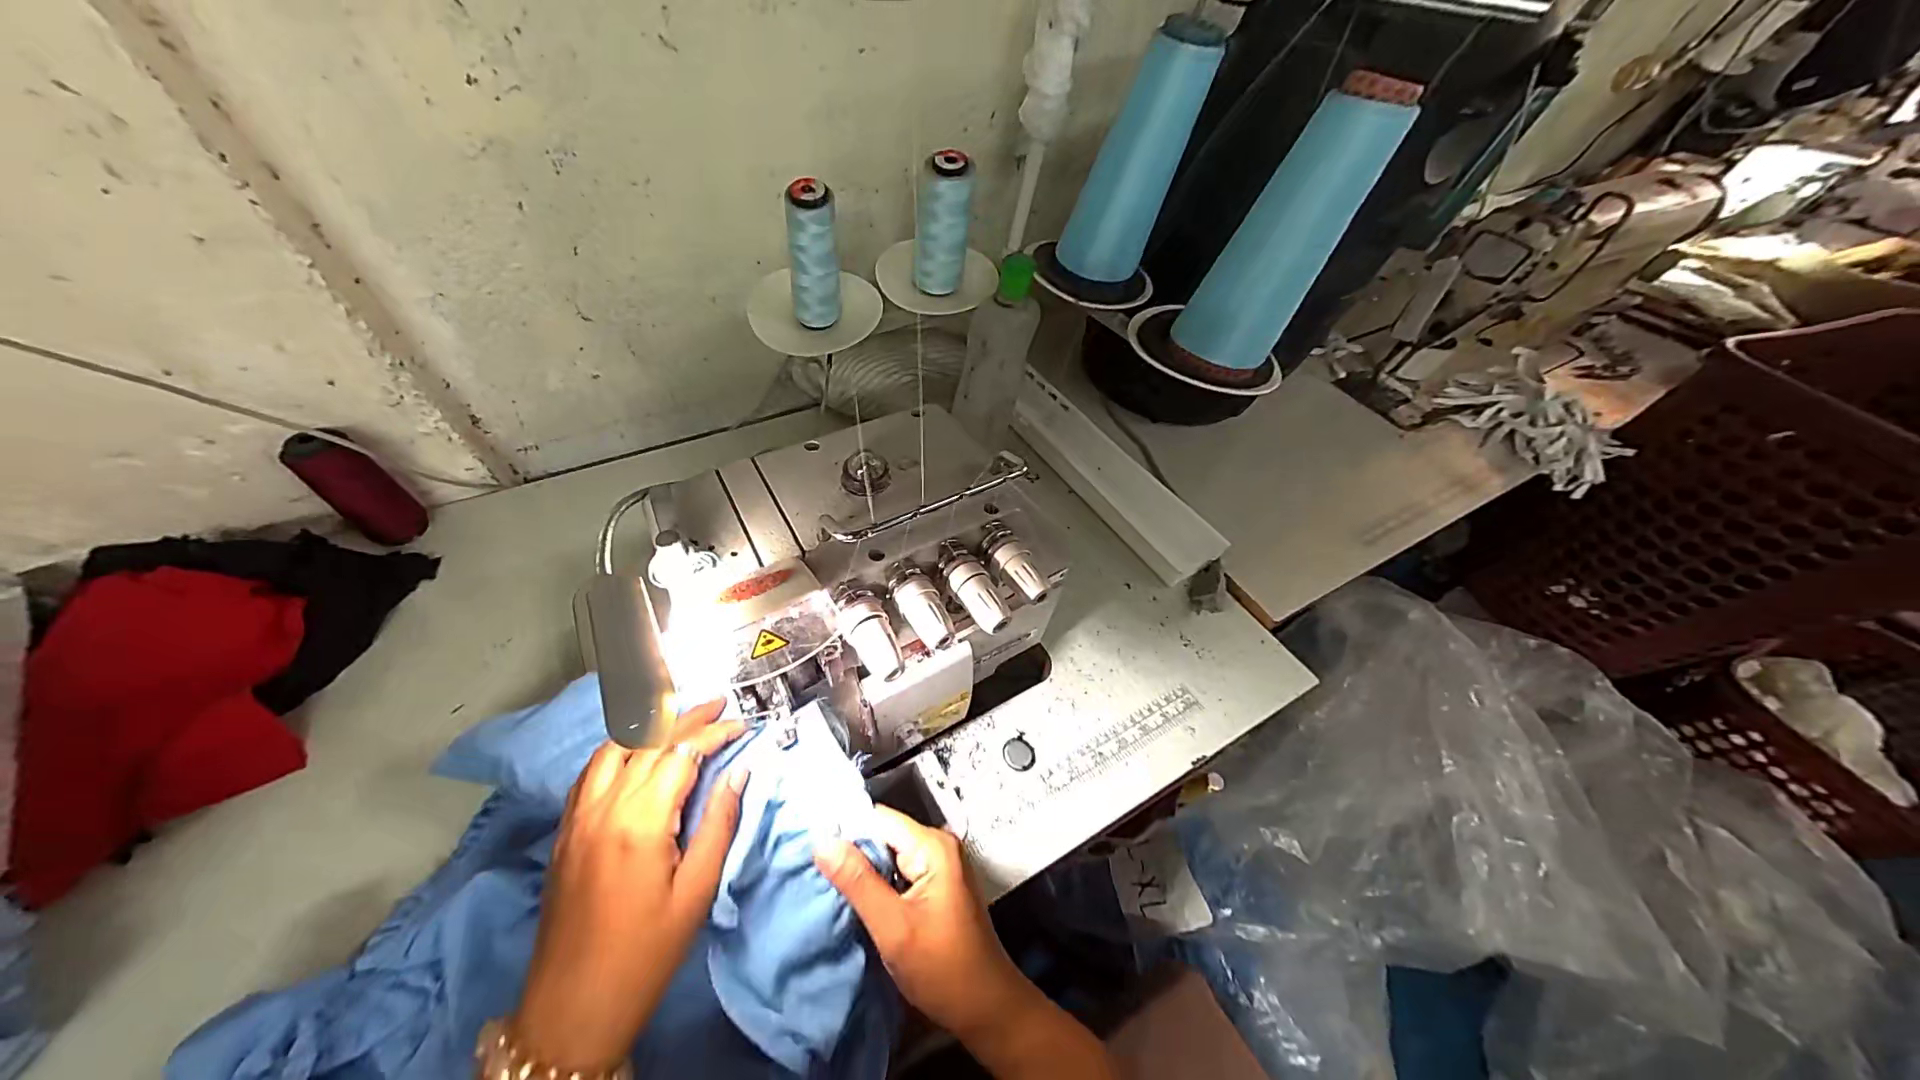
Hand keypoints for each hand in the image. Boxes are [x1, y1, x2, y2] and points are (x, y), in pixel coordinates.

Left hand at [511, 700, 747, 1070]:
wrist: (572, 1007)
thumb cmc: (646, 952)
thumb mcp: (696, 891)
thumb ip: (719, 823)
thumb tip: (739, 772)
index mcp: (640, 820)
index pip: (682, 753)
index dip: (715, 733)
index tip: (743, 724)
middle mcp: (604, 806)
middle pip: (647, 742)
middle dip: (686, 718)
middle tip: (719, 704)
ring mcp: (578, 817)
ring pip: (613, 748)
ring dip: (649, 726)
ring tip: (680, 717)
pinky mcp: (566, 831)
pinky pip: (591, 772)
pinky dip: (618, 749)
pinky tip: (635, 752)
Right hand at [811, 806, 1034, 1043]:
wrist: (986, 1008)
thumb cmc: (943, 970)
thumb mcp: (893, 927)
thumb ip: (858, 881)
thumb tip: (823, 841)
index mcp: (933, 846)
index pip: (878, 818)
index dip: (844, 830)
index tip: (811, 850)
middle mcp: (938, 846)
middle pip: (882, 834)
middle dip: (851, 853)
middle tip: (816, 875)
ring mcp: (939, 865)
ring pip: (887, 854)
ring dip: (862, 872)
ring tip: (831, 890)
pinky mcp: (935, 885)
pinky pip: (897, 872)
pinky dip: (877, 885)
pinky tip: (858, 903)